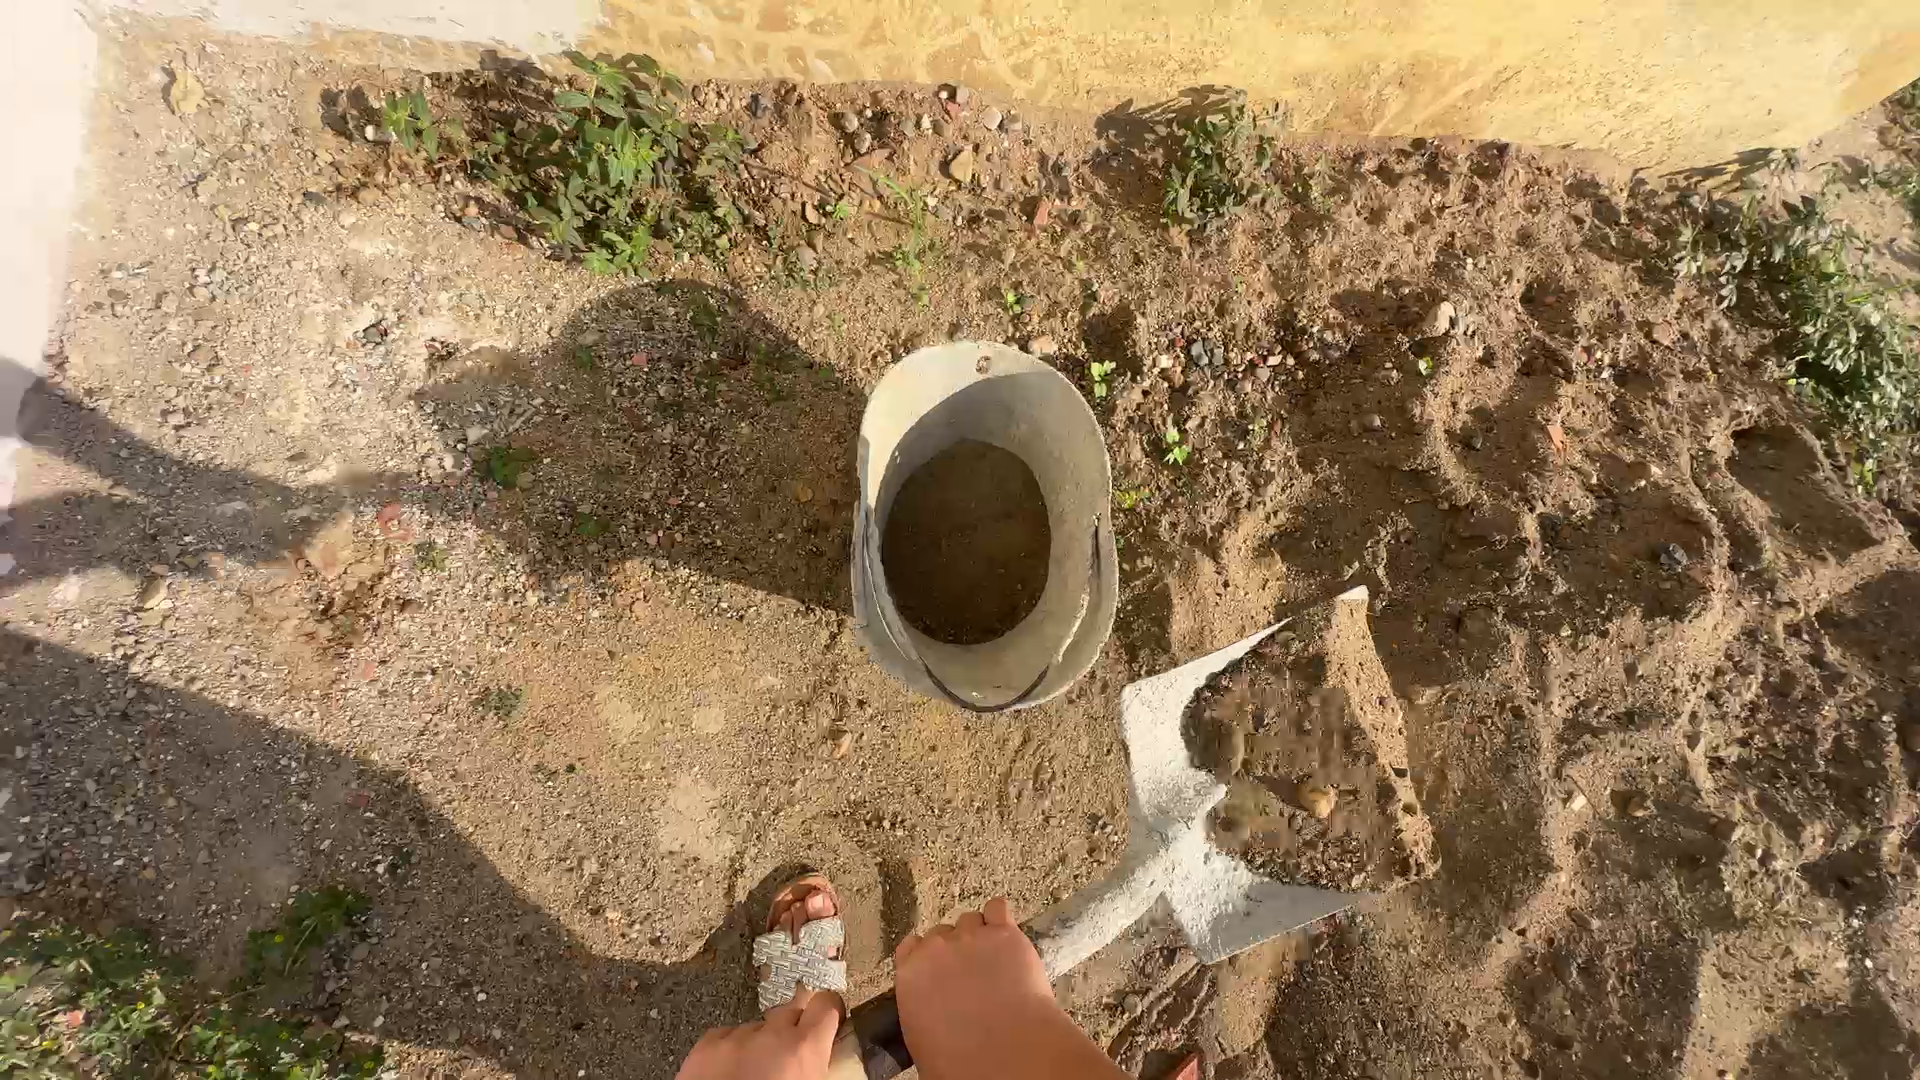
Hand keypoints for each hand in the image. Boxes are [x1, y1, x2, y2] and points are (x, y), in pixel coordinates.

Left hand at [674, 984, 841, 1079]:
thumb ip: (817, 1072)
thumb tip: (818, 1068)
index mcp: (804, 1050)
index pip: (826, 1004)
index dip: (828, 1012)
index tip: (828, 1023)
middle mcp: (772, 1035)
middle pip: (790, 1012)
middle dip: (790, 1033)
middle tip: (787, 1062)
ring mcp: (736, 1037)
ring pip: (758, 1027)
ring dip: (759, 1046)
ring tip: (753, 1076)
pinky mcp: (705, 1047)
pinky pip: (726, 1037)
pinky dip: (729, 1052)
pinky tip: (728, 1077)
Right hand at [897, 897, 1114, 1079]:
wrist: (1009, 1058)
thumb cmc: (963, 1066)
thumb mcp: (923, 1045)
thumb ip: (920, 1011)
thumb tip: (930, 1016)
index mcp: (911, 974)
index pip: (910, 946)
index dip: (925, 956)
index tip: (937, 968)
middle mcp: (938, 948)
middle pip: (941, 933)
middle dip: (954, 949)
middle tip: (969, 974)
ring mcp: (972, 936)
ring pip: (970, 920)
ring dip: (979, 935)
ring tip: (993, 960)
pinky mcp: (1005, 932)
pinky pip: (998, 907)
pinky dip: (1000, 917)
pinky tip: (1005, 935)